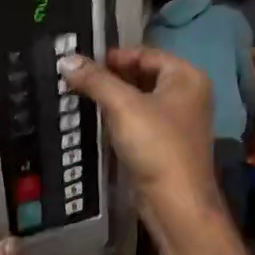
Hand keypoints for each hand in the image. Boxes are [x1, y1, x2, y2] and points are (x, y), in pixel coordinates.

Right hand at [58, 48, 221, 226]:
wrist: (175, 201)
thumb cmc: (155, 145)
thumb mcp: (122, 106)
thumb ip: (95, 80)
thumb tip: (66, 59)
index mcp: (186, 77)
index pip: (146, 54)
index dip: (114, 56)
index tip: (83, 61)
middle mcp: (187, 95)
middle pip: (143, 76)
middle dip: (111, 78)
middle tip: (77, 79)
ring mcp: (178, 122)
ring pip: (140, 101)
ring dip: (112, 99)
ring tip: (81, 97)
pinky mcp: (166, 145)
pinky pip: (139, 122)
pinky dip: (120, 120)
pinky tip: (98, 123)